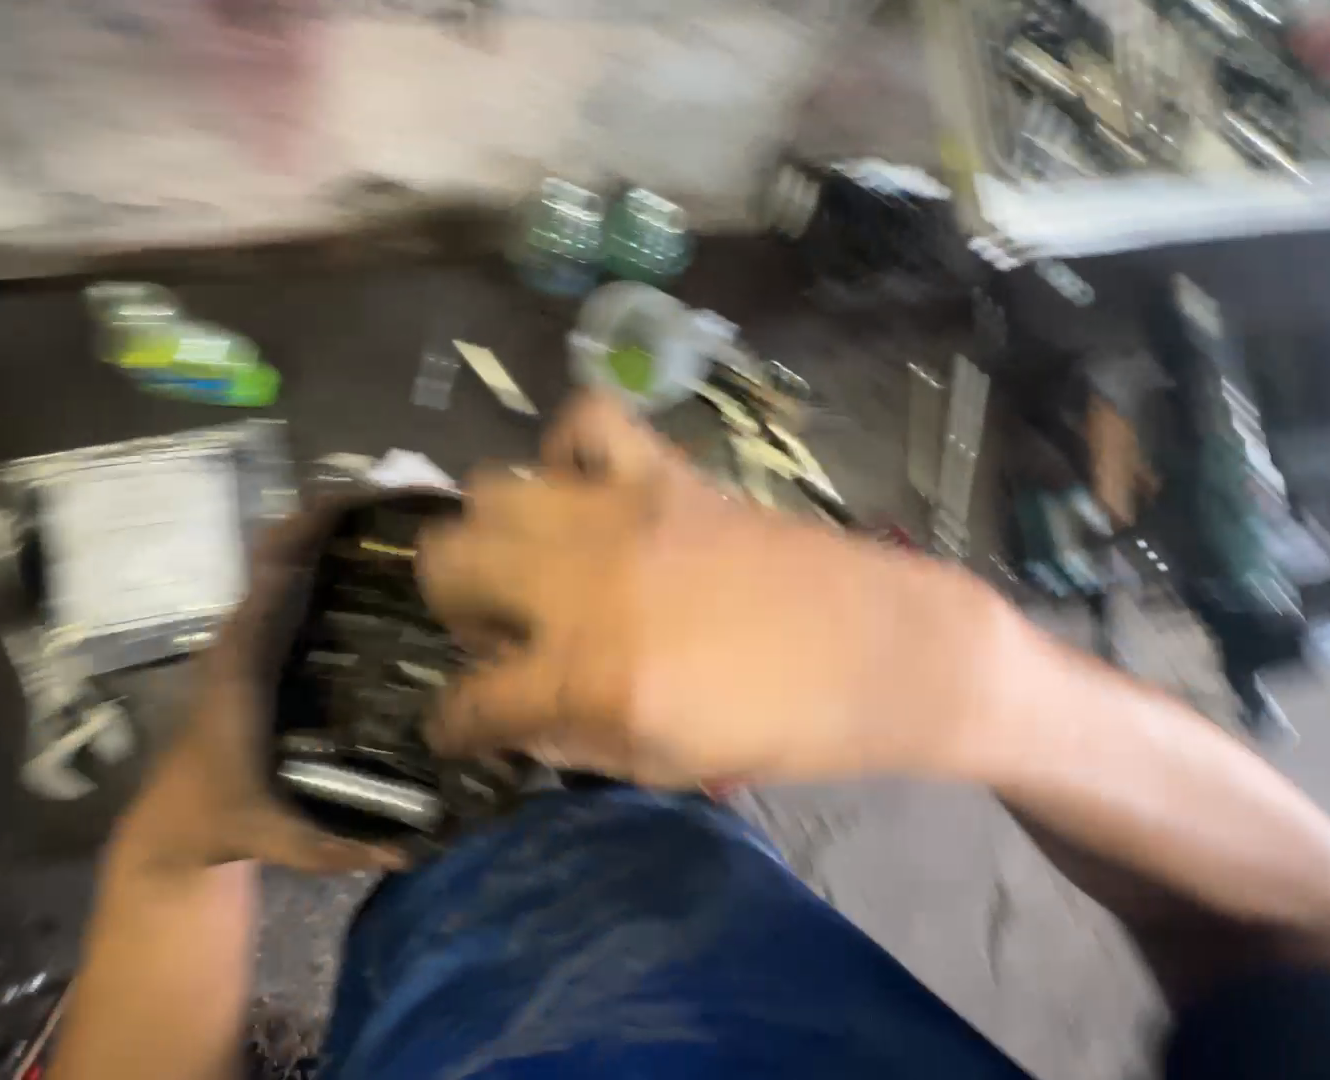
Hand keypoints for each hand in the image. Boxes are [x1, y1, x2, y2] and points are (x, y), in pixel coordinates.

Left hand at [116, 512, 405, 876]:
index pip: (272, 575)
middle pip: (286, 550)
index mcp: (242, 665)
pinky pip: (298, 586)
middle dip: (343, 518)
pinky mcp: (264, 645)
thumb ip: (345, 846)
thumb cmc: (226, 821)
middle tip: (415, 503)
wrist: (175, 826)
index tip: (370, 503)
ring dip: (341, 533)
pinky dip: (335, 560)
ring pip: (292, 563)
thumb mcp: (285, 838)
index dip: (312, 530)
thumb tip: (420, 841)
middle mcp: (244, 636)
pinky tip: (389, 564)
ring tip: (412, 520)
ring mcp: (253, 637)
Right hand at [416, 393, 1017, 787]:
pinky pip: (587, 419)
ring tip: (538, 564)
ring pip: (492, 487)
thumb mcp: (664, 766)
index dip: (454, 725)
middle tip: (503, 633)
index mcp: (588, 676)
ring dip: (496, 535)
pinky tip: (585, 491)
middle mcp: (585, 582)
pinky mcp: (667, 471)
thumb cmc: (782, 729)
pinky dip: (568, 449)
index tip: (462, 727)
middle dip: (455, 609)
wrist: (883, 653)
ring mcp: (623, 513)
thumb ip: (568, 738)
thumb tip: (507, 715)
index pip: (469, 702)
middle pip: (446, 562)